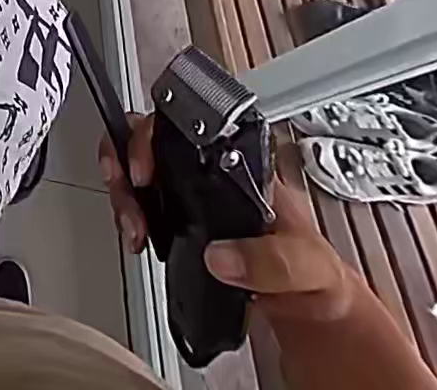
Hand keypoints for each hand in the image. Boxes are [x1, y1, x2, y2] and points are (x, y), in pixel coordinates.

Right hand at [100, 116, 354, 322]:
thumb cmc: (315, 276)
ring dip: (121, 192)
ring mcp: (185, 192)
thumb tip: (221, 256)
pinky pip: (135, 202)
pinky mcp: (173, 219)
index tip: (143, 169)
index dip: (150, 137)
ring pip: (131, 166)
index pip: (180, 126)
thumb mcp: (309, 265)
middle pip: (144, 137)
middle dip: (122, 159)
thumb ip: (272, 260)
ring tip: (133, 224)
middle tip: (128, 188)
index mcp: (235, 163)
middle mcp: (204, 169)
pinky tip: (136, 235)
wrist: (309, 310)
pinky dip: (125, 214)